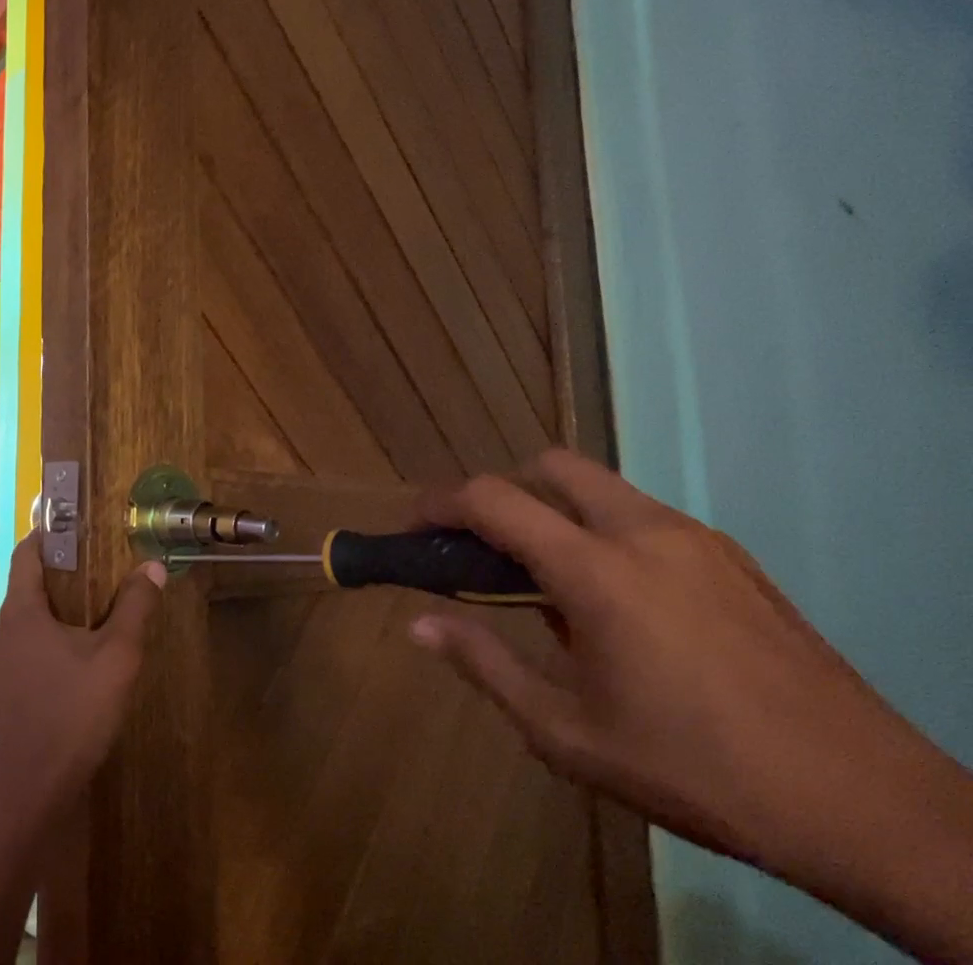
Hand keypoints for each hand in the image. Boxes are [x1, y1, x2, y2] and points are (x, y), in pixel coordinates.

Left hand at [0, 534, 165, 820]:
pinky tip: (76, 658)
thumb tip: (152, 566)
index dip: (49, 534)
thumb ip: (135, 608)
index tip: (77, 526)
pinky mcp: (1, 687)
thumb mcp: (117, 657)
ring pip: (27, 620)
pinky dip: (48, 640)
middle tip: (101, 573)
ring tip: (96, 616)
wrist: (36, 785)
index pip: (27, 553)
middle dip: (62, 576)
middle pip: (28, 587)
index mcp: (20, 611)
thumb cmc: (75, 712)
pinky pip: (25, 647)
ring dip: (56, 612)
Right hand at [411, 450, 972, 960]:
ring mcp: (702, 543)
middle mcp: (648, 534)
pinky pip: (648, 521)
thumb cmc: (692, 769)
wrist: (862, 804)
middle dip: (500, 492)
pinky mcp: (739, 564)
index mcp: (597, 571)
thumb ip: (484, 664)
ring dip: (554, 513)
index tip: (409, 529)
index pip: (493, 499)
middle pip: (553, 466)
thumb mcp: (565, 731)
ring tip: (540, 585)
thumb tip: (418, 624)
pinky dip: (604, 534)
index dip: (437, 503)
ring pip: (605, 490)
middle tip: (476, 548)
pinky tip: (612, 606)